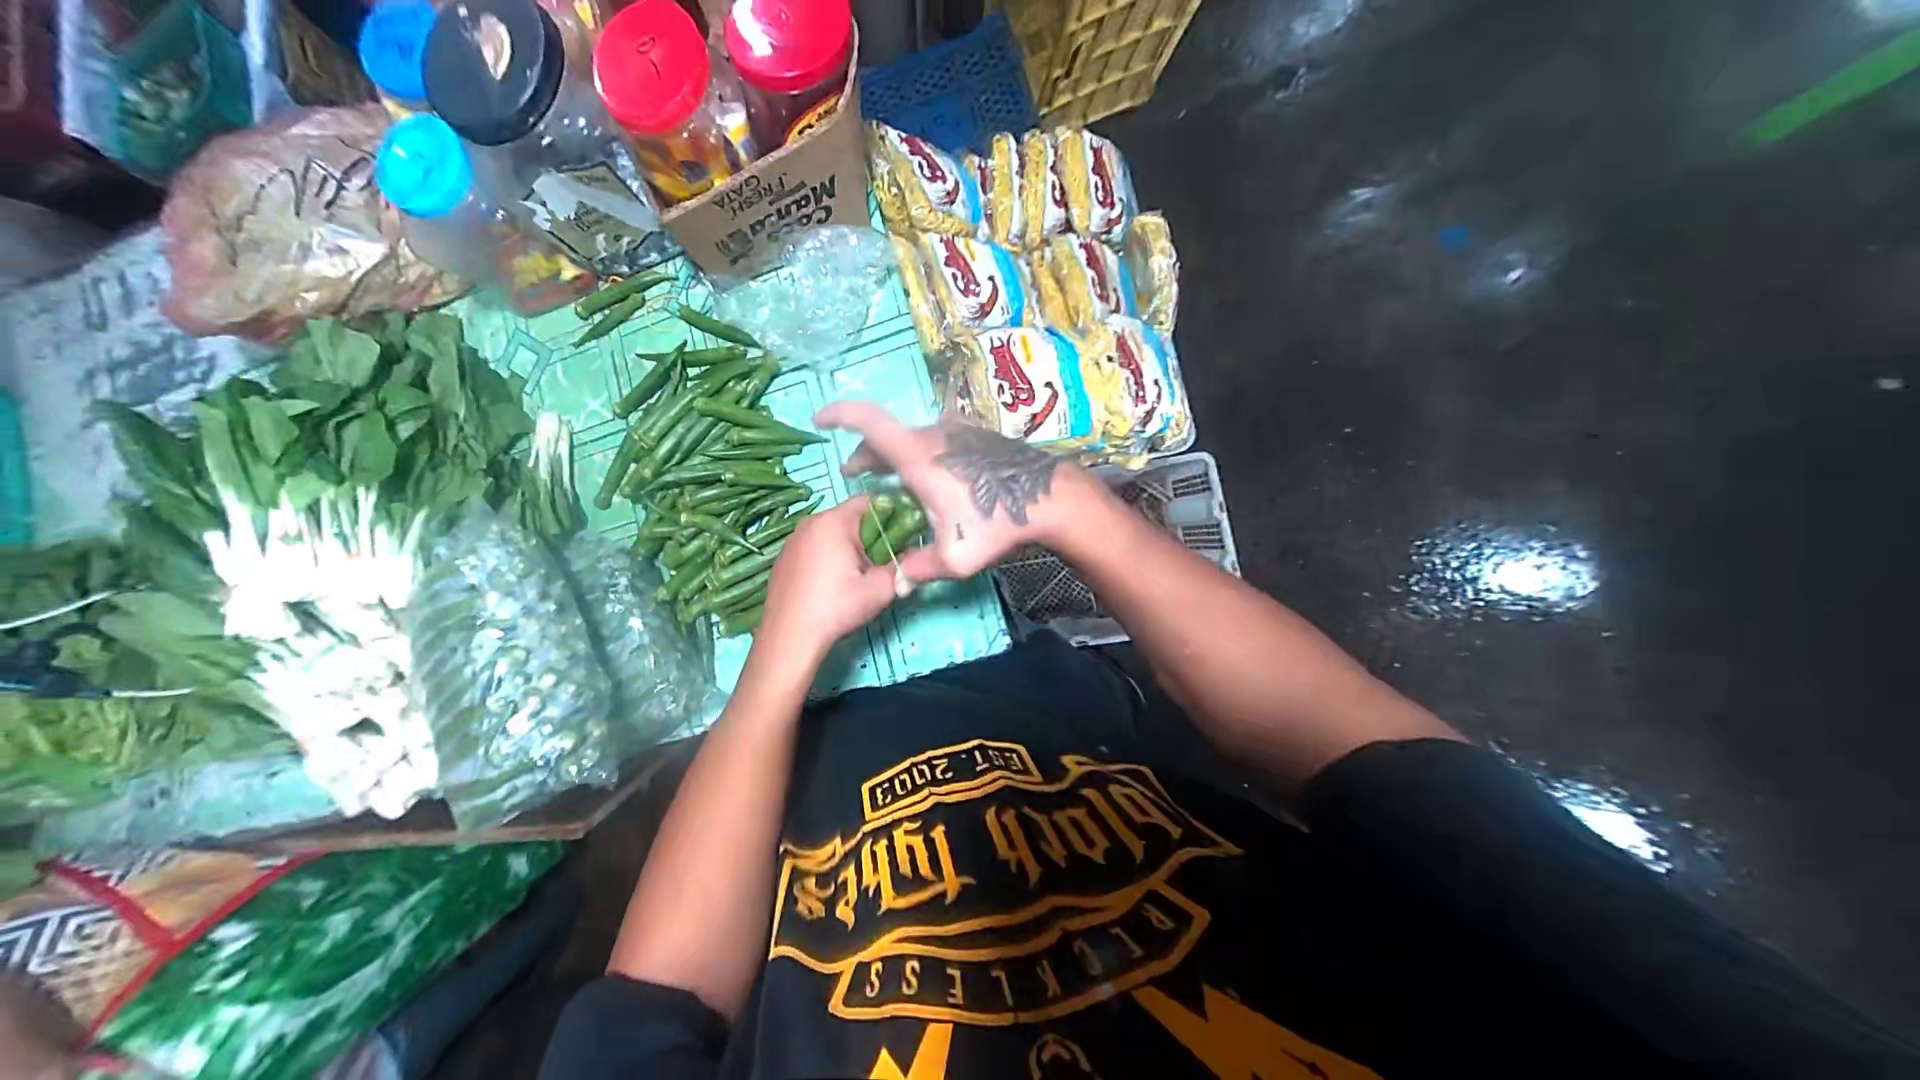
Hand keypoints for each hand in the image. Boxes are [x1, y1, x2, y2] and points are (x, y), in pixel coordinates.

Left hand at [756, 497, 900, 663]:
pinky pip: (813, 548)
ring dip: (847, 549)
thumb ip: (902, 568)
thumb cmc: (836, 607)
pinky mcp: (783, 559)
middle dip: (869, 536)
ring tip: (856, 577)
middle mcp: (810, 523)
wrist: (789, 638)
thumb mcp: (880, 589)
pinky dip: (827, 559)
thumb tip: (915, 558)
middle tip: (880, 563)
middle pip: (849, 518)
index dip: (890, 516)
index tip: (901, 537)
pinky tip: (831, 585)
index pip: (869, 502)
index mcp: (833, 522)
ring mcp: (792, 540)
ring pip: (831, 534)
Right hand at [813, 402, 1094, 583]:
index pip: (868, 422)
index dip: (839, 415)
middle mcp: (934, 436)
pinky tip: (932, 482)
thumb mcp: (954, 557)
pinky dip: (921, 456)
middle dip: (867, 455)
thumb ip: (918, 568)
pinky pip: (937, 442)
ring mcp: (958, 433)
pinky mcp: (977, 437)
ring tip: (893, 483)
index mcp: (918, 457)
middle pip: (888, 436)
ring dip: (896, 457)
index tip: (819, 419)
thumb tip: (896, 583)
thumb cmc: (998, 523)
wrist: (1053, 498)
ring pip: (914, 440)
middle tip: (858, 475)